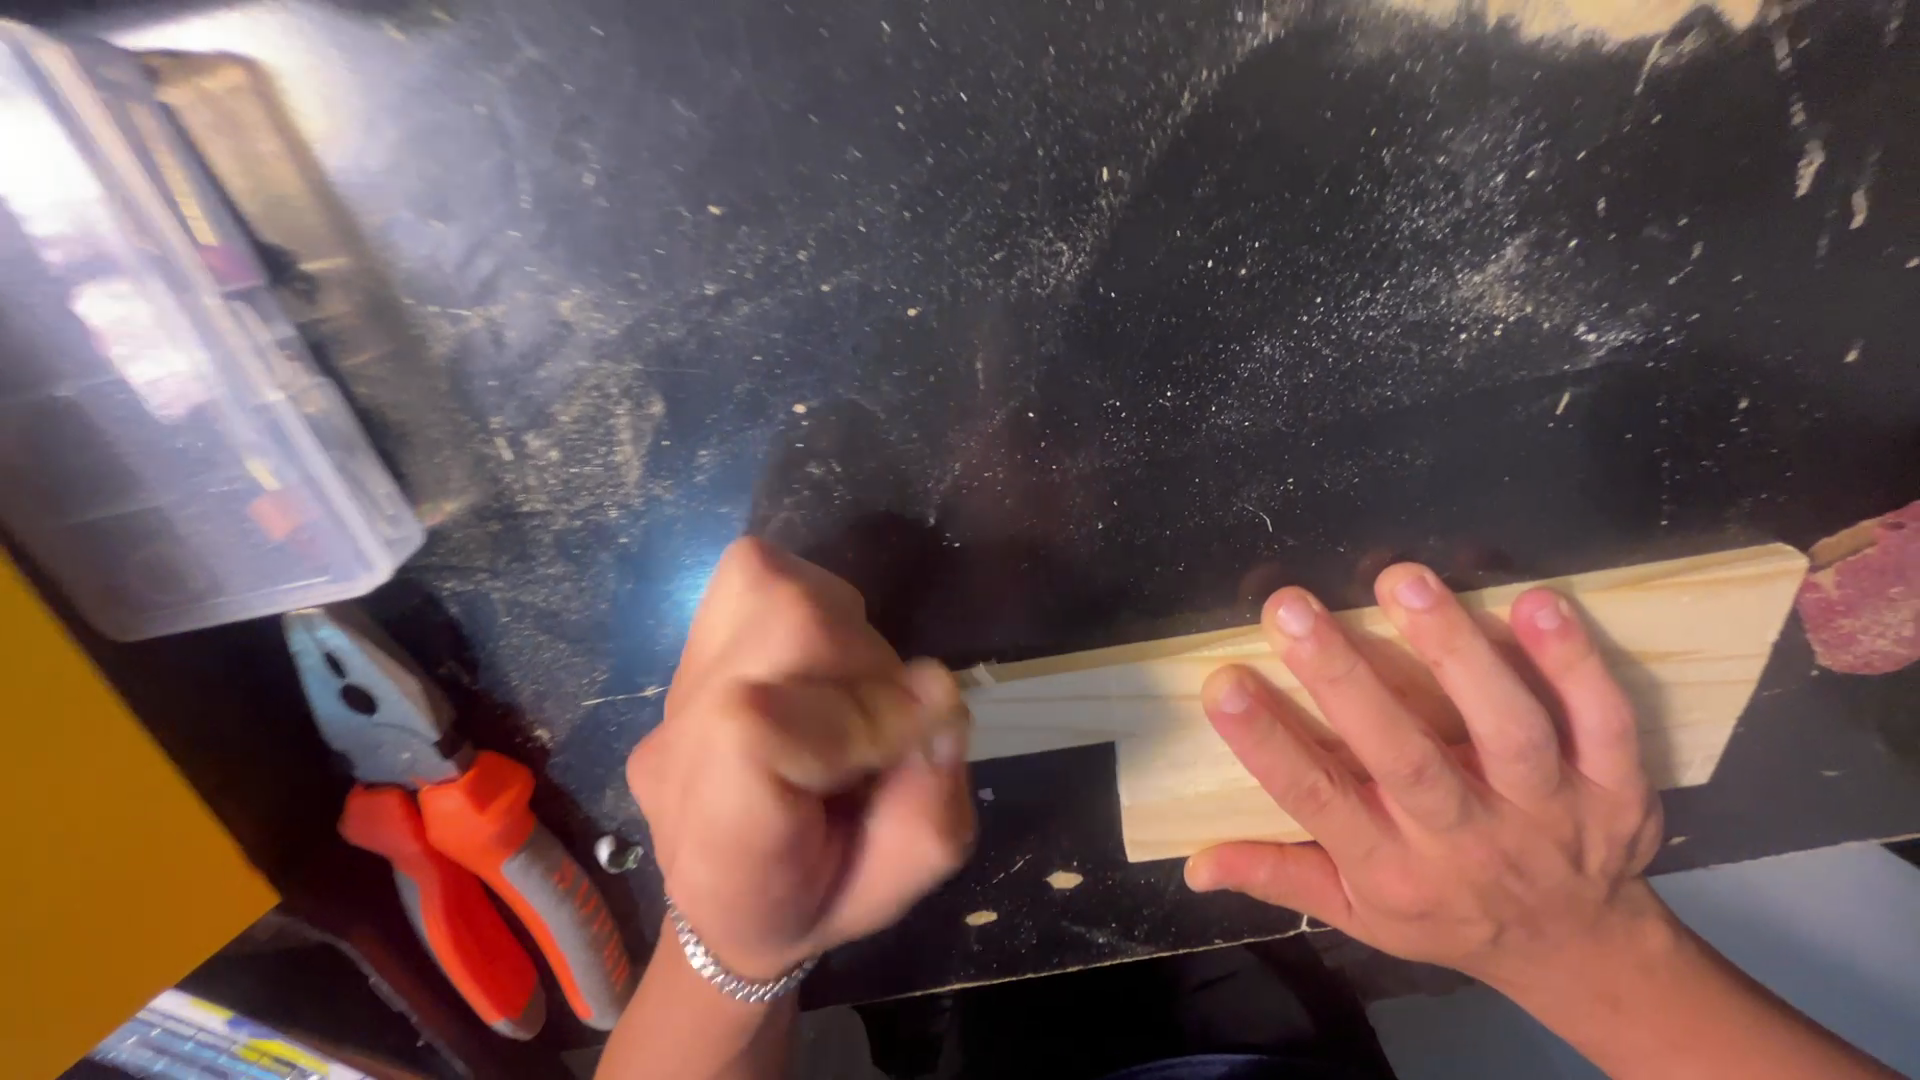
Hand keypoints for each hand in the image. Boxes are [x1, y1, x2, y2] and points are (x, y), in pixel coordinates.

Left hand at [628, 537, 973, 980]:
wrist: (730, 892)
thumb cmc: (817, 899)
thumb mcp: (901, 882)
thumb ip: (929, 802)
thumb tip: (937, 687)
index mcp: (719, 828)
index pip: (758, 723)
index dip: (862, 716)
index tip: (912, 743)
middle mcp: (678, 742)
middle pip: (783, 624)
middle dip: (868, 663)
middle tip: (885, 721)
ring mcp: (675, 689)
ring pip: (771, 585)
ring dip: (843, 630)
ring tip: (848, 691)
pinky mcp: (688, 650)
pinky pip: (753, 576)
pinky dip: (809, 601)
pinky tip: (819, 660)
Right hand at [1184, 564, 1667, 992]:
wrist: (1583, 951)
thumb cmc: (1445, 916)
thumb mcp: (1355, 914)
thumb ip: (1278, 876)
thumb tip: (1192, 867)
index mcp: (1390, 866)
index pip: (1315, 801)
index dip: (1265, 744)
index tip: (1221, 684)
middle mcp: (1465, 839)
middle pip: (1402, 756)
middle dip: (1341, 678)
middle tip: (1289, 608)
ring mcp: (1547, 811)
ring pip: (1503, 729)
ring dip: (1454, 652)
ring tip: (1401, 581)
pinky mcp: (1615, 786)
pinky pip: (1601, 722)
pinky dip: (1574, 665)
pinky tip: (1537, 601)